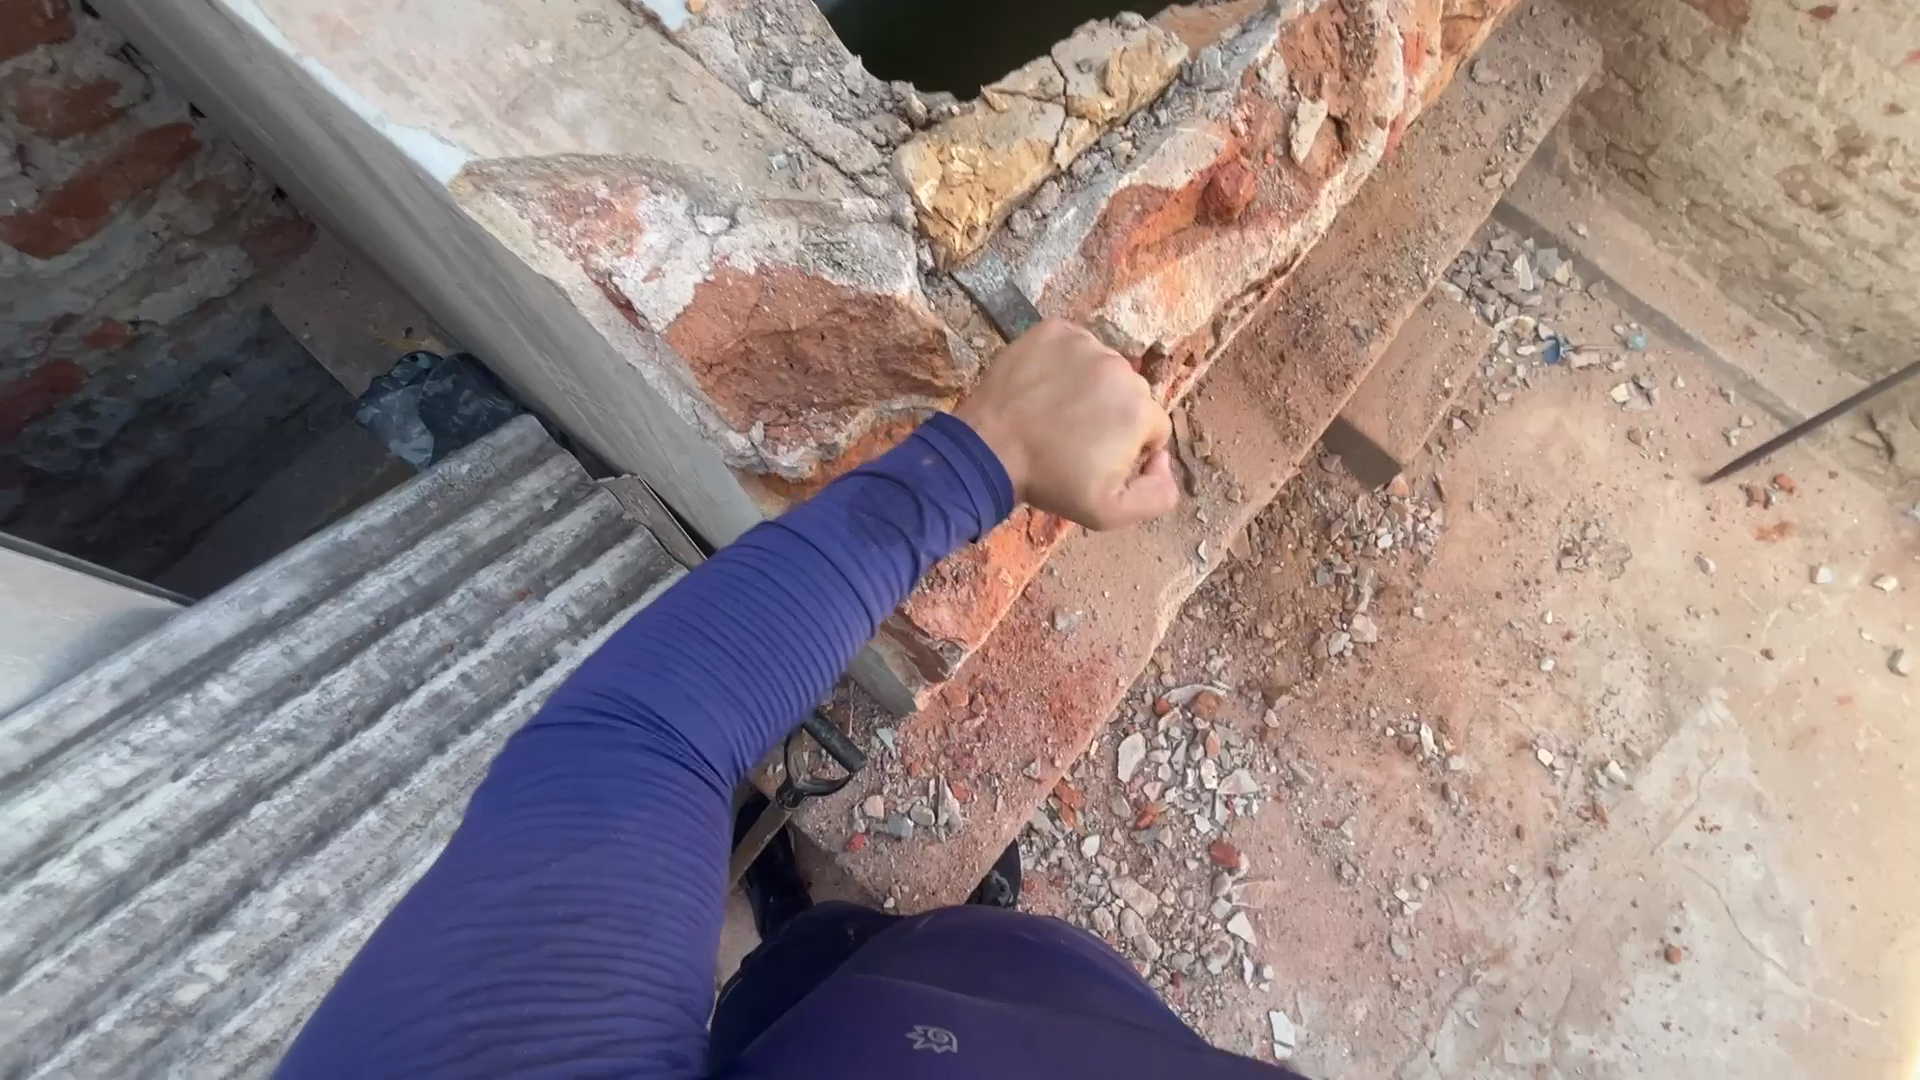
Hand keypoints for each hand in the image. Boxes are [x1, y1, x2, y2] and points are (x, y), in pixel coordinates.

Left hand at [953, 318, 1180, 530]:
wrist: (988, 449)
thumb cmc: (1049, 482)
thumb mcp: (1110, 512)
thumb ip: (1158, 494)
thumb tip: (1162, 459)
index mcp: (1140, 409)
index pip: (1153, 426)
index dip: (1129, 447)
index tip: (1097, 457)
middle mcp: (1120, 368)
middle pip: (1131, 394)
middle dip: (1111, 415)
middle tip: (1073, 436)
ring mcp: (1085, 344)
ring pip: (1104, 368)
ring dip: (1089, 387)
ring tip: (1056, 413)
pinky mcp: (1055, 331)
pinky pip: (1074, 346)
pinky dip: (1064, 363)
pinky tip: (1044, 388)